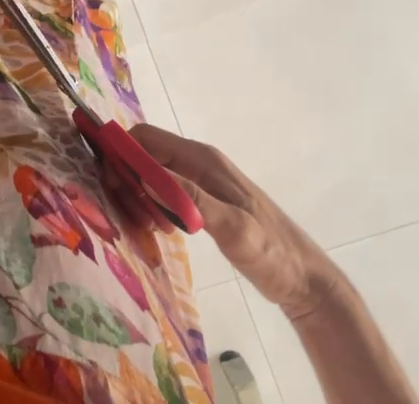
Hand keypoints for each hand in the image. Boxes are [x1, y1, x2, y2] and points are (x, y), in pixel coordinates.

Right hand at [105, 124, 344, 320]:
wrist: (307, 281)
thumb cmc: (273, 254)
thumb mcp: (234, 229)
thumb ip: (190, 199)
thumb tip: (144, 174)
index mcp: (202, 159)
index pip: (144, 138)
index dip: (120, 153)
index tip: (111, 183)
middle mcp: (197, 162)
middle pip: (143, 154)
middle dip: (126, 178)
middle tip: (130, 213)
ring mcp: (200, 180)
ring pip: (150, 174)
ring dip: (138, 195)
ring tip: (147, 226)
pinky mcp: (202, 199)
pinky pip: (163, 192)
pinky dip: (151, 206)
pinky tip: (160, 230)